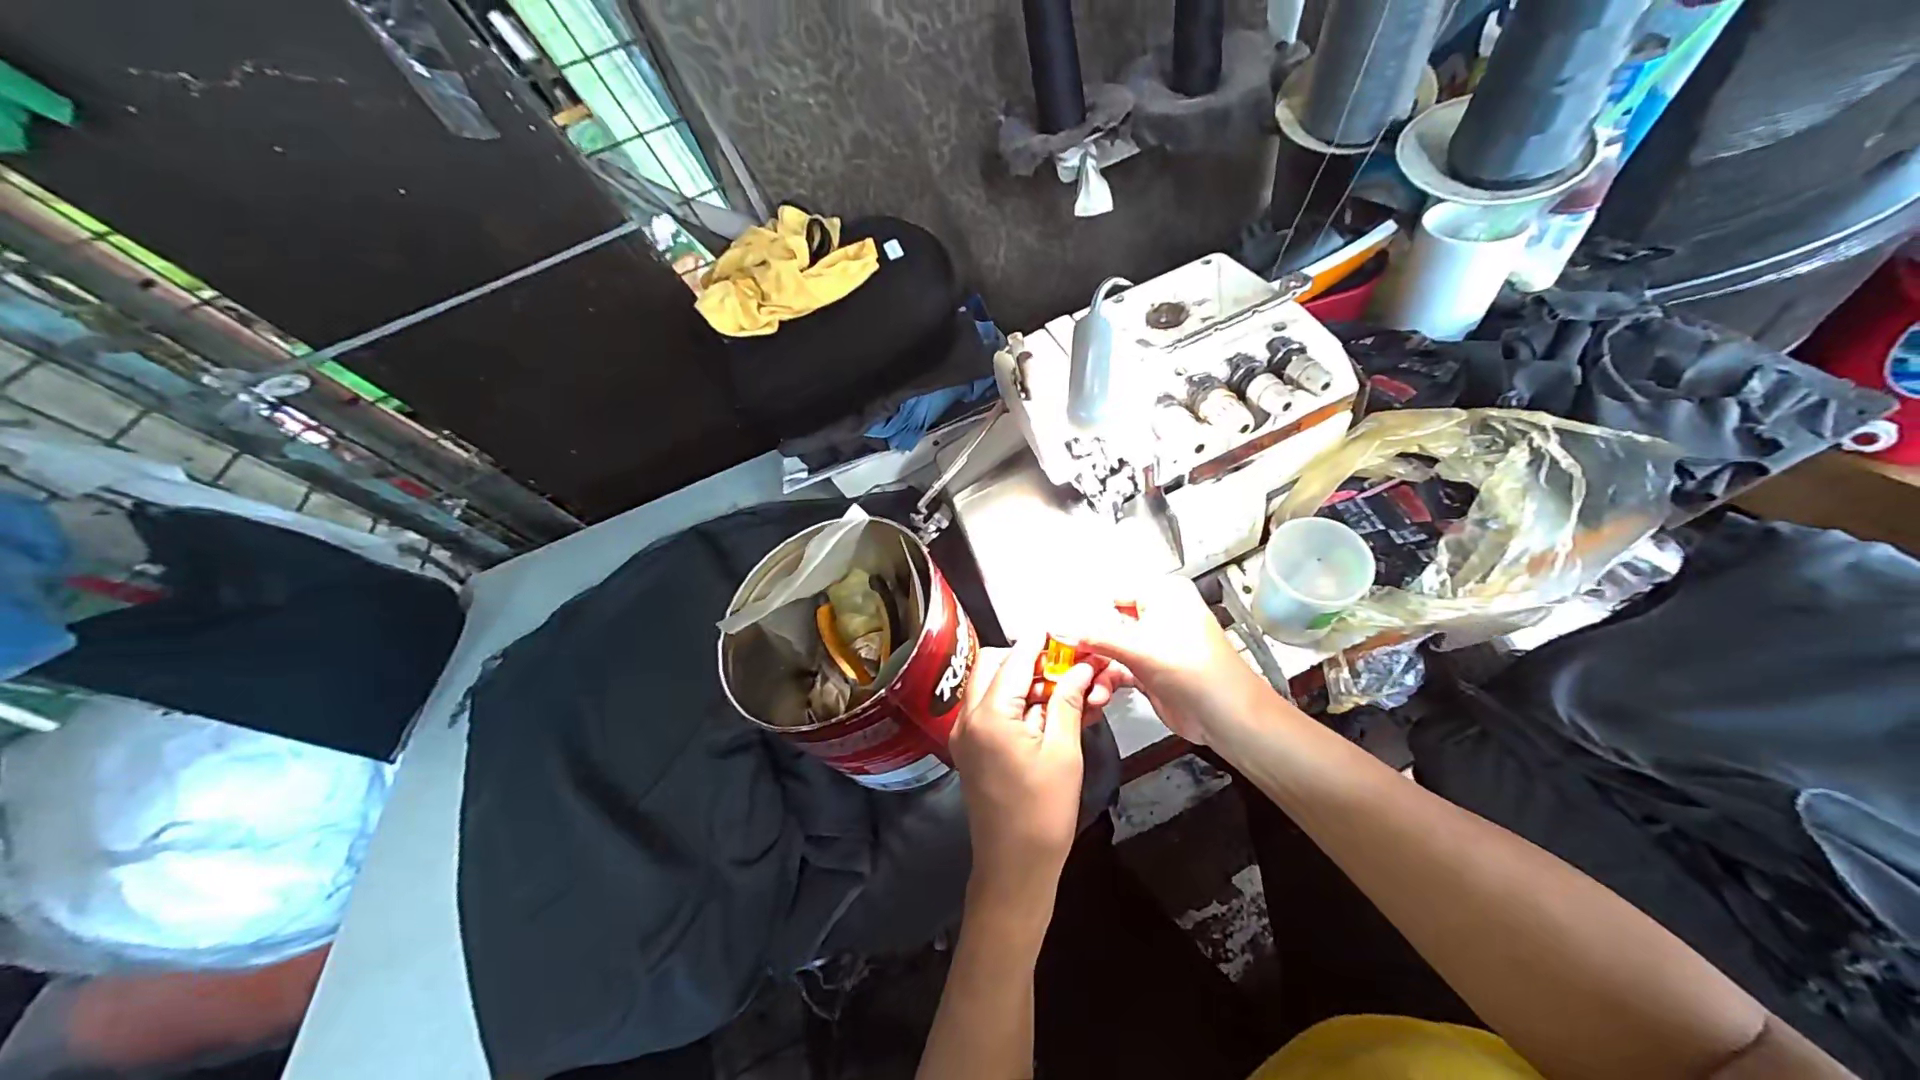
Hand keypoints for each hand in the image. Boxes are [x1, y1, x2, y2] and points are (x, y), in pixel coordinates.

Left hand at [948, 638, 1106, 907]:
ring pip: (991, 688)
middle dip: (1028, 660)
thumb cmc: (1043, 811)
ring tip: (1062, 692)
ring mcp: (965, 734)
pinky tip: (1047, 713)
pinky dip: (1015, 705)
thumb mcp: (1063, 751)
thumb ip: (1067, 702)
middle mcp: (968, 718)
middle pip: (994, 667)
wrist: (1014, 867)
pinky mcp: (971, 750)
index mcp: (989, 715)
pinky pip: (990, 712)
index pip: (1014, 660)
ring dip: (1023, 683)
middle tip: (1064, 667)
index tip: (1061, 631)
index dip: (1039, 642)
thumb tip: (1080, 668)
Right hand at [1055, 575, 1265, 745]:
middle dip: (1086, 643)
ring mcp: (1154, 644)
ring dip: (1094, 666)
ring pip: (1110, 648)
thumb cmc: (1199, 673)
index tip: (1056, 627)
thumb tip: (1060, 625)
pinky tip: (1097, 693)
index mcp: (1163, 594)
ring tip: (1082, 681)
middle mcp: (1158, 615)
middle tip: (1062, 656)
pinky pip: (1118, 669)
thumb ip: (1095, 635)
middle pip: (1107, 622)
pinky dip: (1106, 680)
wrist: (1230, 717)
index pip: (1110, 593)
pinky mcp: (1150, 670)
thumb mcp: (1140, 648)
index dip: (1082, 611)